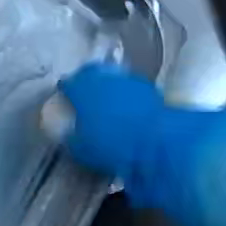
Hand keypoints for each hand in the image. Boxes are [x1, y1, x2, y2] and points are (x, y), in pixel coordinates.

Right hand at [56, 63, 225, 214]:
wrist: (162, 144)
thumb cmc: (110, 143)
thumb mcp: (80, 146)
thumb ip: (71, 136)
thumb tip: (67, 133)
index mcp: (84, 87)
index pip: (69, 84)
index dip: (66, 92)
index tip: (64, 100)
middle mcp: (108, 79)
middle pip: (94, 78)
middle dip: (89, 88)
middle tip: (85, 102)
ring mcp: (135, 84)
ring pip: (117, 85)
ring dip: (112, 95)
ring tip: (108, 111)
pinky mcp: (157, 95)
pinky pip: (135, 96)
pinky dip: (130, 104)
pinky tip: (128, 117)